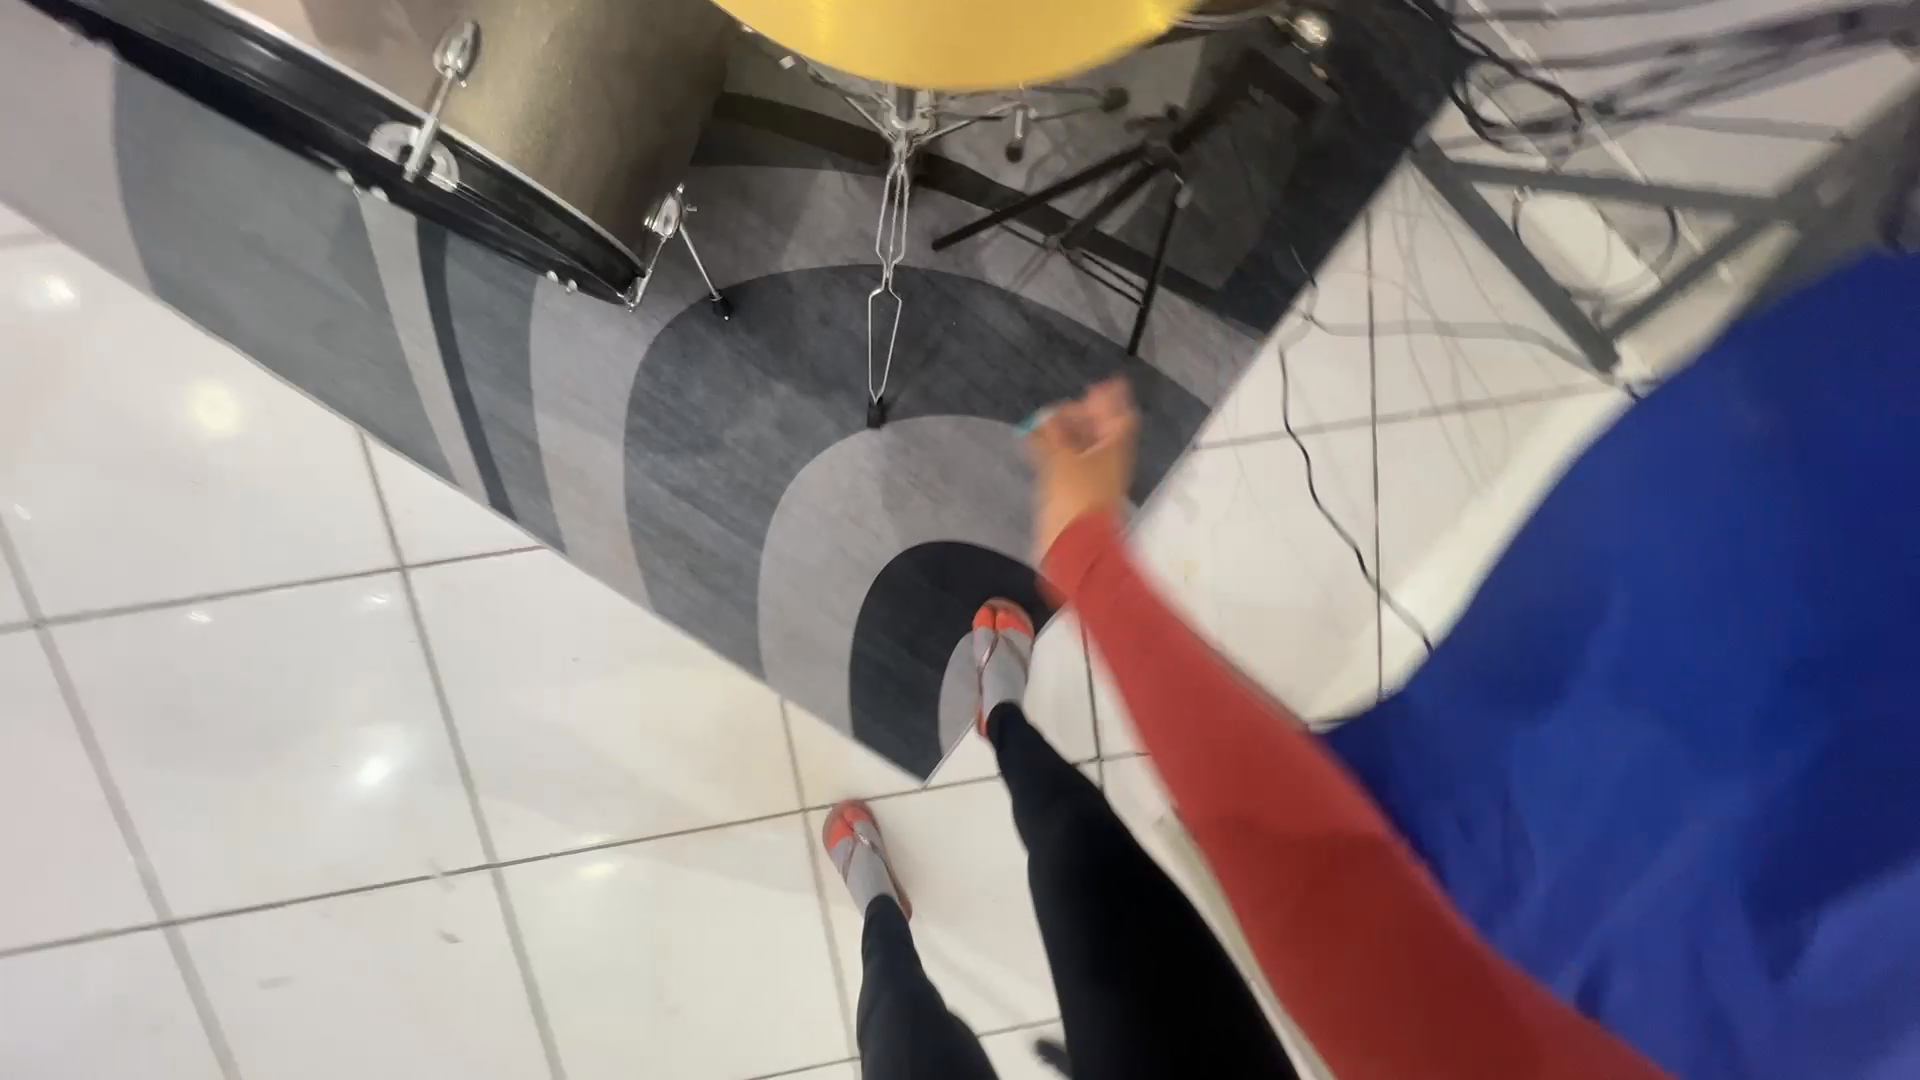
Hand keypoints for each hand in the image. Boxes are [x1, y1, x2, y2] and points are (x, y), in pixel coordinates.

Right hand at [1027, 378, 1138, 564]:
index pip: (1120, 417)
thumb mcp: (1063, 458)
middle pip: (1099, 431)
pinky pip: (1064, 464)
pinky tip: (1034, 443)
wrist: (1074, 545)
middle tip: (1062, 406)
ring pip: (1080, 448)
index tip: (1098, 385)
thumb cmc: (1075, 496)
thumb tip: (1048, 416)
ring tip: (1043, 422)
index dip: (1111, 400)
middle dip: (1081, 416)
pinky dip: (1052, 451)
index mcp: (1114, 449)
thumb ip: (1054, 433)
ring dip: (1064, 433)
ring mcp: (1090, 478)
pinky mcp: (1073, 493)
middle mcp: (1106, 461)